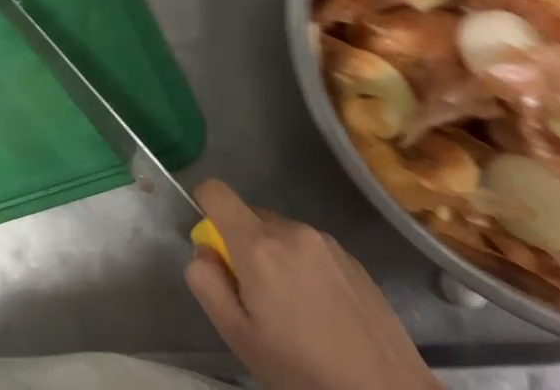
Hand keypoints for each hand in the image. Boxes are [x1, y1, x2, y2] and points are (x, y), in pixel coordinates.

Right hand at [185, 180, 439, 389]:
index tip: (214, 250)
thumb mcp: (236, 333)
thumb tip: (205, 251)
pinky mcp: (354, 260)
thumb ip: (204, 281)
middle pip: (248, 216)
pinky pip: (310, 248)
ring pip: (280, 234)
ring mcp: (328, 243)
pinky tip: (322, 310)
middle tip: (256, 296)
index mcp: (258, 245)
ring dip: (274, 256)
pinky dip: (303, 267)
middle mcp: (293, 231)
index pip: (215, 191)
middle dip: (241, 245)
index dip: (204, 210)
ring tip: (293, 307)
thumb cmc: (302, 367)